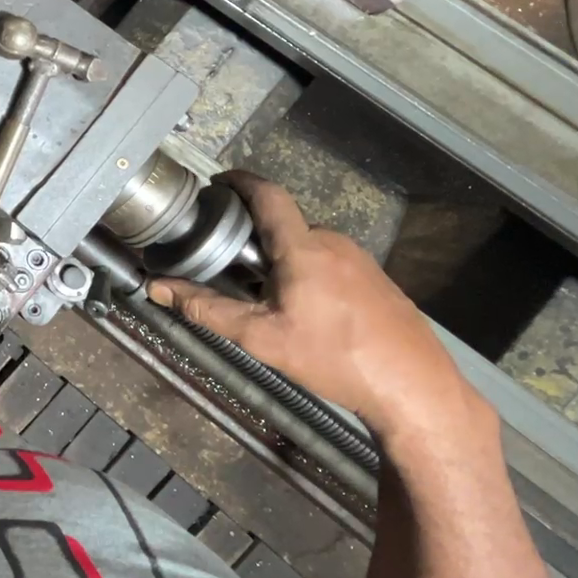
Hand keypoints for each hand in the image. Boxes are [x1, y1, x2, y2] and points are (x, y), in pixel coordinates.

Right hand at [147, 172, 484, 438]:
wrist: (420, 395)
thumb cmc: (336, 360)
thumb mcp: (260, 339)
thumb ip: (205, 309)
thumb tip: (157, 288)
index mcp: (303, 249)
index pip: (268, 195)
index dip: (240, 182)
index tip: (217, 182)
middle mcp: (334, 244)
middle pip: (283, 224)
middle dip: (253, 235)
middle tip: (227, 259)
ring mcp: (363, 262)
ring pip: (307, 245)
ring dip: (281, 256)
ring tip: (262, 290)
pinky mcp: (380, 282)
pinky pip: (331, 262)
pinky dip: (307, 270)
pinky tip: (305, 308)